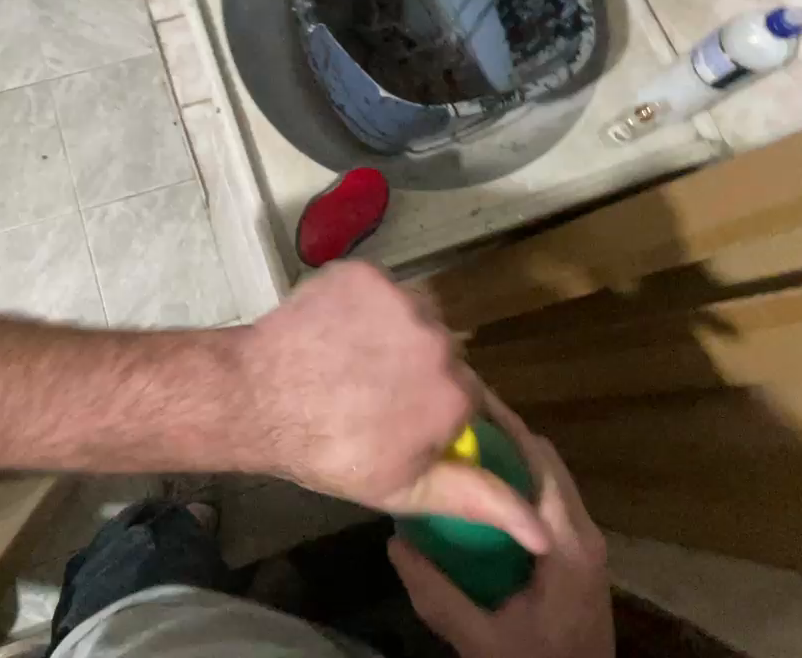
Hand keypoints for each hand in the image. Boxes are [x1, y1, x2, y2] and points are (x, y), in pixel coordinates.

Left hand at [235, 261, 547, 552]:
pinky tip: (336, 326)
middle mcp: (438, 338)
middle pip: (441, 348)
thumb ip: (477, 499)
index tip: (398, 414)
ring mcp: (397, 298)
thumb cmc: (330, 451)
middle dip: (416, 365)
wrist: (257, 396)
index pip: (463, 392)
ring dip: (394, 328)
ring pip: (414, 312)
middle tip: (369, 386)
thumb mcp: (404, 488)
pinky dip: (362, 301)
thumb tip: (544, 529)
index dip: (432, 405)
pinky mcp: (363, 271)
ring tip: (353, 354)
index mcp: (455, 393)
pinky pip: (379, 286)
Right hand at [387, 396, 611, 657]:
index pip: (538, 461)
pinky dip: (520, 479)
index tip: (465, 400)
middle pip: (546, 459)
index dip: (504, 424)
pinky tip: (483, 490)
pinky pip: (550, 496)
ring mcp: (588, 542)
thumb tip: (394, 541)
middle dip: (504, 433)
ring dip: (513, 454)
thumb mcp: (482, 640)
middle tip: (454, 422)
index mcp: (566, 543)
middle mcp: (585, 532)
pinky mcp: (582, 553)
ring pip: (550, 475)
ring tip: (463, 446)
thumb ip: (437, 594)